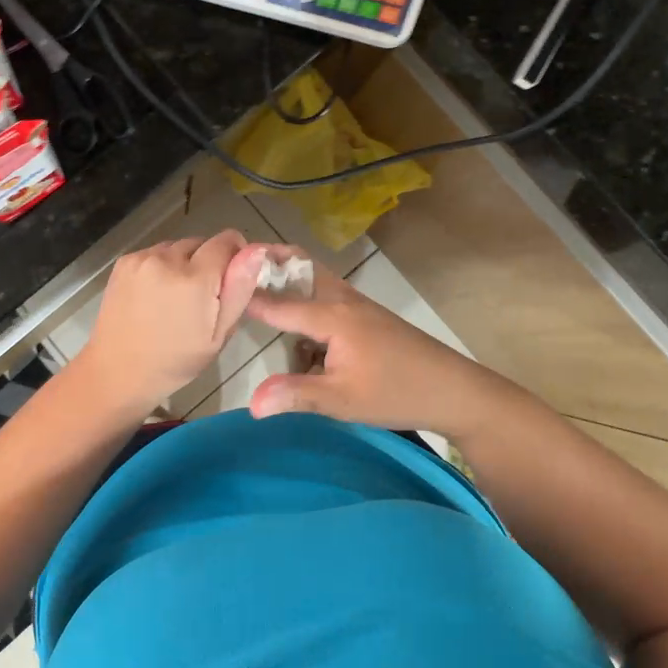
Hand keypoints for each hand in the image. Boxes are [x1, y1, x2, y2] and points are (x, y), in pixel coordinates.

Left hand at [71, 230, 268, 411]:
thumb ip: (239, 289)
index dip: (235, 255)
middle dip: (207, 263)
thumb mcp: (218, 335)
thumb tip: (257, 250)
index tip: (232, 280)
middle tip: (202, 298)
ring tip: (176, 298)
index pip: (226, 241)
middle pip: (201, 243)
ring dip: (183, 263)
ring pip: (177, 247)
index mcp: (194, 279)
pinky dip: (161, 266)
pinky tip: (155, 294)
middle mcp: (166, 259)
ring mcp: (141, 258)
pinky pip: (155, 253)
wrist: (118, 371)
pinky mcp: (124, 262)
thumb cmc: (176, 361)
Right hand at [243, 249, 502, 436]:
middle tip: (234, 268)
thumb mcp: (343, 400)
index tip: (212, 283)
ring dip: (288, 277)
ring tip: (255, 289)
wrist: (455, 391)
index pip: (276, 301)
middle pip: (300, 268)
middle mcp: (342, 300)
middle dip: (269, 263)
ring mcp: (358, 306)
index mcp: (332, 316)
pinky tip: (296, 327)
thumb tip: (251, 404)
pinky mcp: (367, 317)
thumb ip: (296, 395)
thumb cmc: (397, 393)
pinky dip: (304, 297)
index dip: (244, 293)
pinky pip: (326, 296)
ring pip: (314, 280)